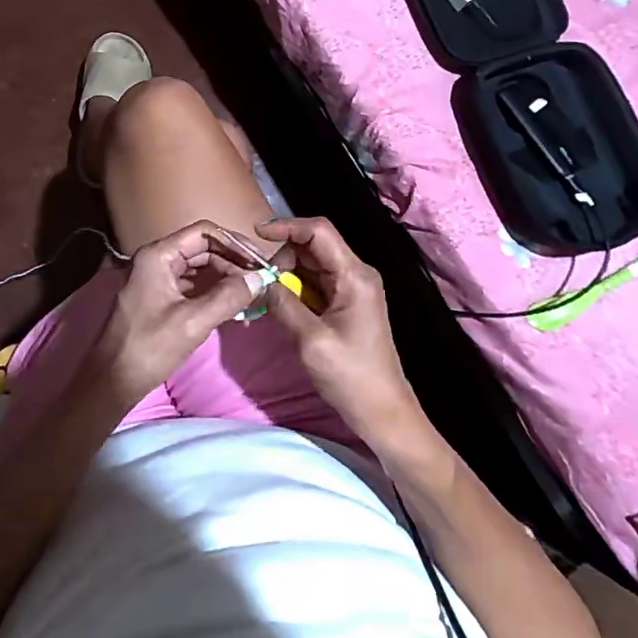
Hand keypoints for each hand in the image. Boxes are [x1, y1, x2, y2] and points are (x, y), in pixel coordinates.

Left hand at [89, 221, 257, 406]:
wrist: (112, 382)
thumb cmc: (149, 347)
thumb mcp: (193, 322)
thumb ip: (229, 296)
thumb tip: (260, 279)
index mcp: (158, 255)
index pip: (204, 233)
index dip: (234, 243)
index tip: (259, 260)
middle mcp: (157, 260)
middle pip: (203, 249)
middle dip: (233, 262)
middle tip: (260, 279)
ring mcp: (157, 279)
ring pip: (200, 268)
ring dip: (226, 278)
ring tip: (252, 293)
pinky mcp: (160, 298)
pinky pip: (193, 286)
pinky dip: (214, 292)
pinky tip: (234, 306)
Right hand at [258, 217, 421, 441]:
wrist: (381, 411)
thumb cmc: (351, 376)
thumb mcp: (310, 340)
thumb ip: (283, 305)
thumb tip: (259, 281)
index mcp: (354, 275)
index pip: (319, 231)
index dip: (287, 226)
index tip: (256, 233)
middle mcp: (355, 274)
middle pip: (313, 246)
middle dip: (283, 258)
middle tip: (263, 284)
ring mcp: (351, 289)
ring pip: (311, 265)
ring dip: (287, 275)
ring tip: (268, 297)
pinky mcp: (345, 304)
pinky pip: (315, 284)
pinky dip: (295, 290)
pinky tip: (281, 307)